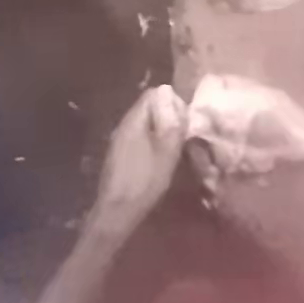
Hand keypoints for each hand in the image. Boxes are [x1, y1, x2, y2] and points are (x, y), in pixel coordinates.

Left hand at [91, 85, 188, 231]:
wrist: (117, 210)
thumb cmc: (145, 180)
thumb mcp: (167, 151)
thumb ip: (170, 122)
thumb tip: (169, 92)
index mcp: (134, 121)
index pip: (153, 94)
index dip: (172, 101)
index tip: (186, 118)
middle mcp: (123, 125)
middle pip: (148, 108)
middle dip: (168, 116)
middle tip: (184, 134)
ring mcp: (119, 140)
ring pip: (144, 124)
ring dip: (161, 130)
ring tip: (176, 146)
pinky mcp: (119, 154)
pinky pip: (138, 137)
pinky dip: (152, 141)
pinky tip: (160, 158)